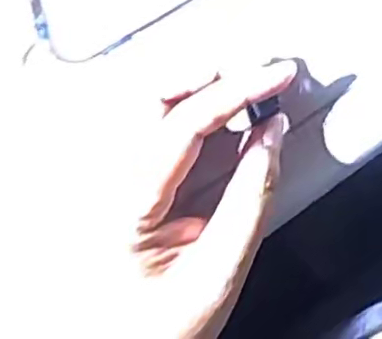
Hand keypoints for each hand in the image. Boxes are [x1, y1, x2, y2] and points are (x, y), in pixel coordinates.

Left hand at [121, 61, 297, 338]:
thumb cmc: (154, 333)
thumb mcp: (216, 276)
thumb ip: (252, 198)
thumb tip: (274, 133)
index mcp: (120, 208)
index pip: (185, 121)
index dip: (240, 88)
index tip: (280, 74)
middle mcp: (101, 187)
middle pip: (154, 96)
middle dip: (215, 71)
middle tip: (262, 69)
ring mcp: (104, 186)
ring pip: (151, 105)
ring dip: (204, 84)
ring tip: (249, 83)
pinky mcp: (117, 189)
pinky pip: (155, 128)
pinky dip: (194, 106)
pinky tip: (224, 110)